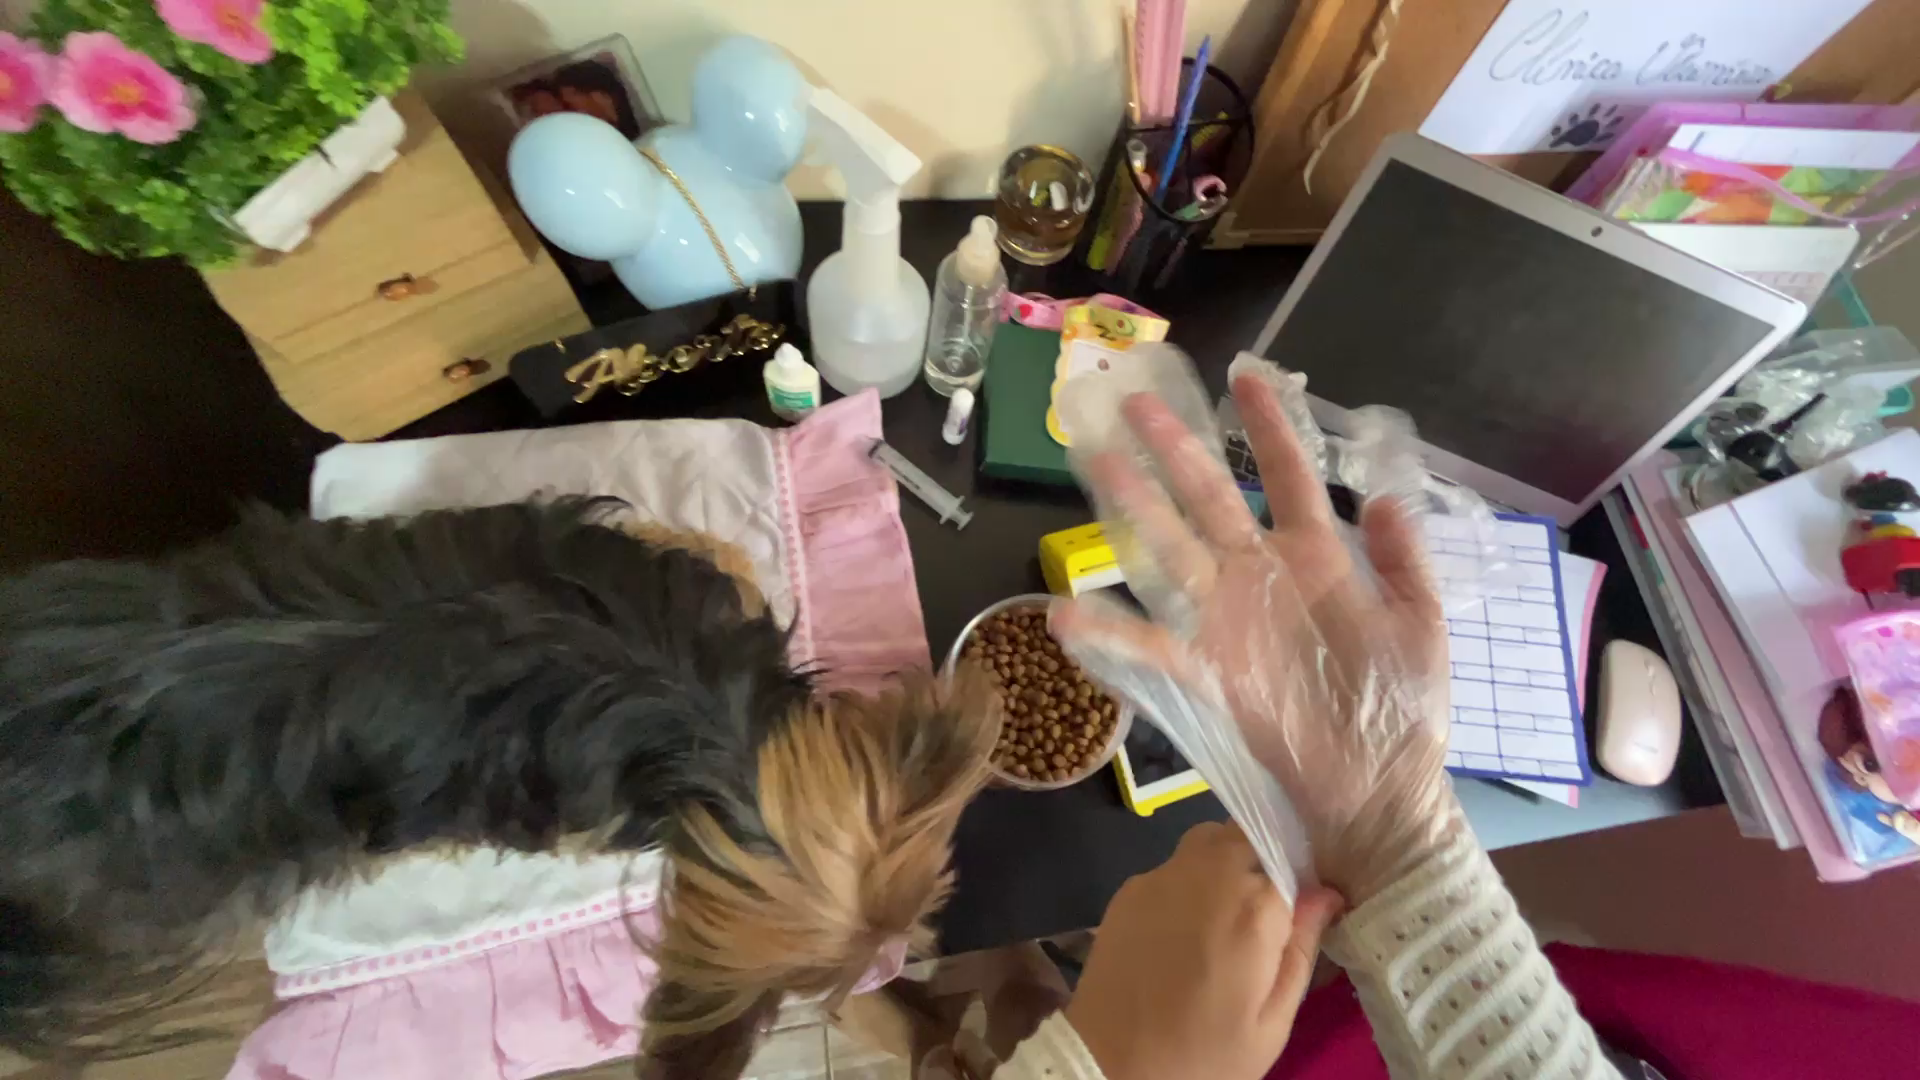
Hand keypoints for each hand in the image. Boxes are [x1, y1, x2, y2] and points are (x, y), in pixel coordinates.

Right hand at [1052, 373, 1455, 903]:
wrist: (1376, 789)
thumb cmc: (1403, 706)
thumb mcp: (1420, 624)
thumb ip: (1402, 560)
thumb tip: (1380, 494)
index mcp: (1314, 556)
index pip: (1287, 477)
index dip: (1271, 428)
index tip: (1246, 379)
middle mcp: (1257, 573)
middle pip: (1209, 499)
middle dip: (1175, 450)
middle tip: (1134, 404)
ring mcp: (1224, 616)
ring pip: (1169, 549)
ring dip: (1132, 509)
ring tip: (1094, 465)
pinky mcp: (1203, 665)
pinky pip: (1147, 644)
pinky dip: (1107, 632)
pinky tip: (1064, 614)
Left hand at [1064, 823, 1343, 1079]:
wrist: (1112, 1061)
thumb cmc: (1205, 1053)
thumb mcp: (1272, 1020)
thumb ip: (1300, 947)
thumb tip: (1325, 892)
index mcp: (1254, 907)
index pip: (1290, 856)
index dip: (1300, 873)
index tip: (1305, 899)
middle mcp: (1207, 874)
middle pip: (1244, 834)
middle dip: (1261, 856)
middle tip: (1265, 907)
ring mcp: (1162, 875)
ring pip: (1206, 839)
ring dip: (1224, 859)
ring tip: (1227, 913)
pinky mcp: (1130, 885)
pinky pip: (1172, 865)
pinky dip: (1188, 880)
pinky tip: (1185, 925)